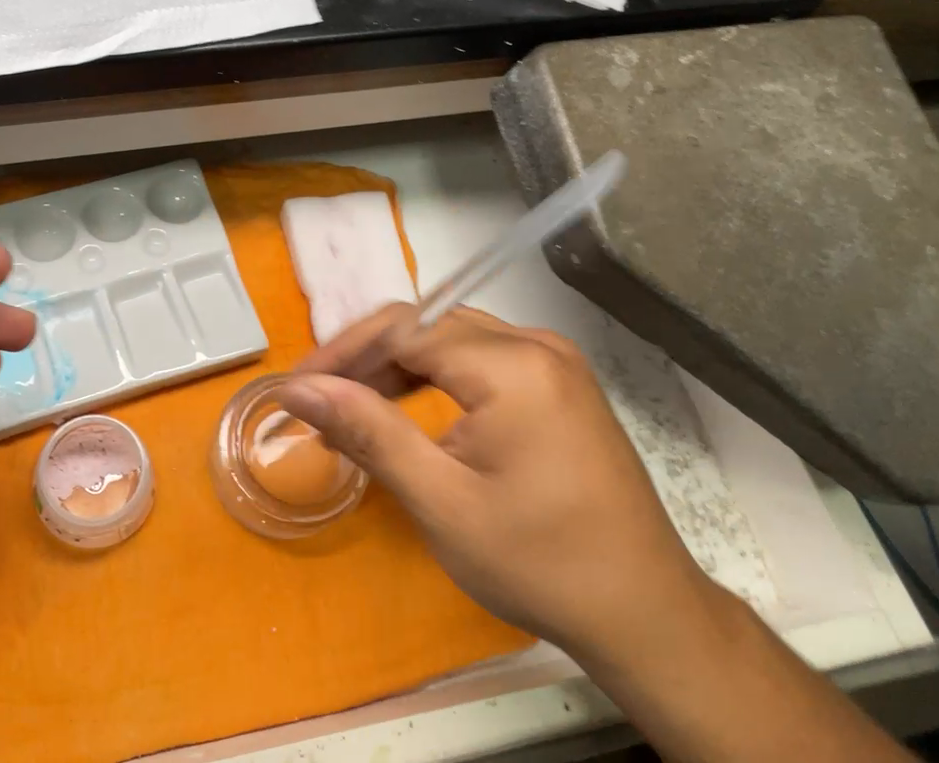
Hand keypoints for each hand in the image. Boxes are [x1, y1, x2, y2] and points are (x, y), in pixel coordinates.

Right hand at [287, 306, 915, 762]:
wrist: (643, 612)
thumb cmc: (538, 562)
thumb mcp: (440, 501)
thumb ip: (367, 431)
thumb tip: (296, 389)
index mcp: (512, 366)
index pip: (403, 328)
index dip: (341, 353)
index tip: (295, 390)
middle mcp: (537, 347)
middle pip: (428, 326)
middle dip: (366, 359)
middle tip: (319, 403)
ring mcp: (556, 365)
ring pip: (453, 340)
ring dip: (397, 368)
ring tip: (353, 412)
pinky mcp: (562, 387)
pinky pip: (482, 360)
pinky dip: (436, 379)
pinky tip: (408, 415)